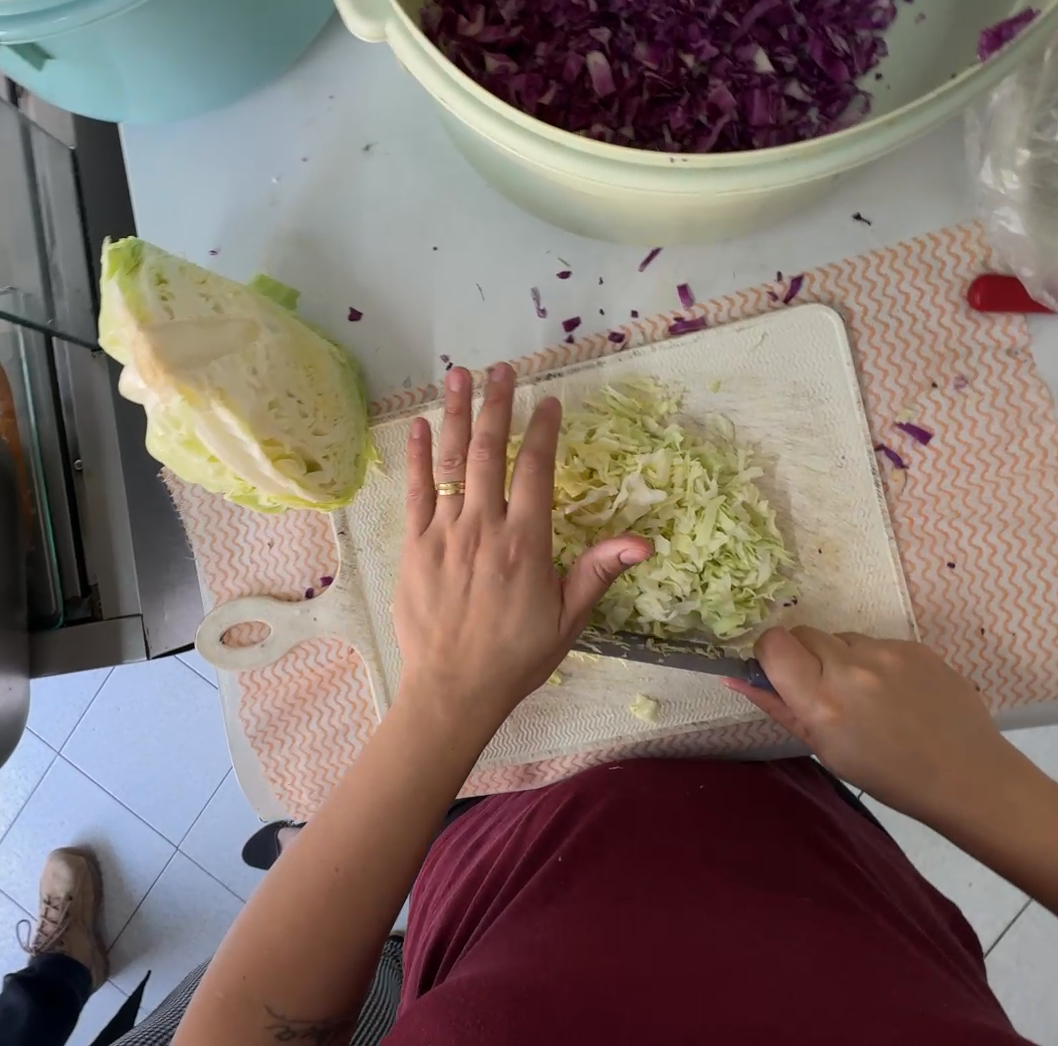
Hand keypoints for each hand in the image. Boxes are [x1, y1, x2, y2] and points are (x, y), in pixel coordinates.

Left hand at [395, 364, 651, 731]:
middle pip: (489, 452)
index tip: (548, 401)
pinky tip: (418, 426)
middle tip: (500, 368)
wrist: (453, 690)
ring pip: (450, 462)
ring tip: (457, 375)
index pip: (535, 470)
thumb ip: (598, 573)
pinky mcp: (414, 546)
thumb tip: (643, 541)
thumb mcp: (567, 621)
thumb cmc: (515, 658)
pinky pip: (415, 492)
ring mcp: (443, 534)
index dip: (542, 430)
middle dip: (495, 405)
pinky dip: (416, 456)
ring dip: (454, 415)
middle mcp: (483, 528)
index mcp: (525, 543)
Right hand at [726, 627, 1031, 821]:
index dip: (770, 654)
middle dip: (805, 655)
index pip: (773, 643)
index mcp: (822, 700)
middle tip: (825, 690)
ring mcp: (887, 653)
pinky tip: (896, 693)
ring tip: (868, 695)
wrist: (970, 778)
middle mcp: (851, 668)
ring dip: (841, 658)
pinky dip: (875, 662)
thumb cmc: (886, 773)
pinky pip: (875, 642)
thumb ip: (777, 707)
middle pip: (803, 633)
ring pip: (840, 637)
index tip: (780, 673)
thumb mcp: (823, 748)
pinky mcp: (916, 647)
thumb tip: (735, 678)